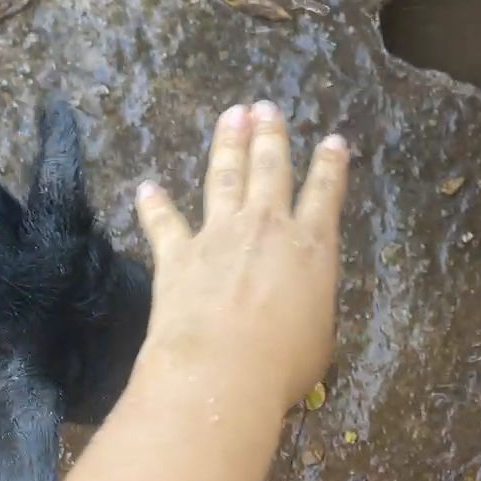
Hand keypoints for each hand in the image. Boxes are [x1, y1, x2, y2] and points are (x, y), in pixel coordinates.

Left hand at [134, 101, 348, 409]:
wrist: (222, 372)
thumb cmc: (285, 361)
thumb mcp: (318, 331)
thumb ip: (309, 301)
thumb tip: (300, 299)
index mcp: (311, 246)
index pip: (325, 193)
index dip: (331, 165)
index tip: (333, 140)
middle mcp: (267, 228)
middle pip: (271, 170)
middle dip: (271, 136)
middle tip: (267, 108)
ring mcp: (219, 236)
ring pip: (225, 178)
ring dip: (228, 144)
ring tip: (232, 115)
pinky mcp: (178, 256)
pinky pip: (165, 224)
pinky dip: (155, 206)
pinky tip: (147, 188)